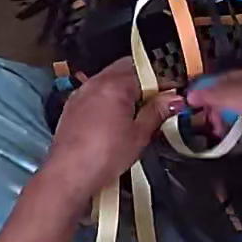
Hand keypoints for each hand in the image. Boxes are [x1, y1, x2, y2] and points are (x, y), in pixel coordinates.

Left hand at [40, 58, 182, 201]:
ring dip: (125, 86)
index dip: (164, 82)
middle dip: (144, 78)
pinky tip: (116, 114)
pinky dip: (109, 95)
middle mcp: (96, 82)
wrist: (68, 174)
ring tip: (139, 108)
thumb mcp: (138, 135)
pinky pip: (95, 90)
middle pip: (125, 68)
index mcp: (115, 84)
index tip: (174, 94)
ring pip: (109, 78)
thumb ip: (156, 112)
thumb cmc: (105, 155)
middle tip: (158, 98)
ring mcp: (81, 92)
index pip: (146, 72)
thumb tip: (173, 99)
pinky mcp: (72, 105)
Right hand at [186, 74, 241, 192]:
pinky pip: (239, 138)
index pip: (232, 76)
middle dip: (214, 106)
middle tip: (204, 119)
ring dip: (220, 125)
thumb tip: (193, 93)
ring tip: (214, 133)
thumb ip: (225, 95)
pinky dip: (228, 141)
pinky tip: (220, 145)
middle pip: (230, 97)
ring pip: (233, 119)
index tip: (190, 98)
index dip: (211, 84)